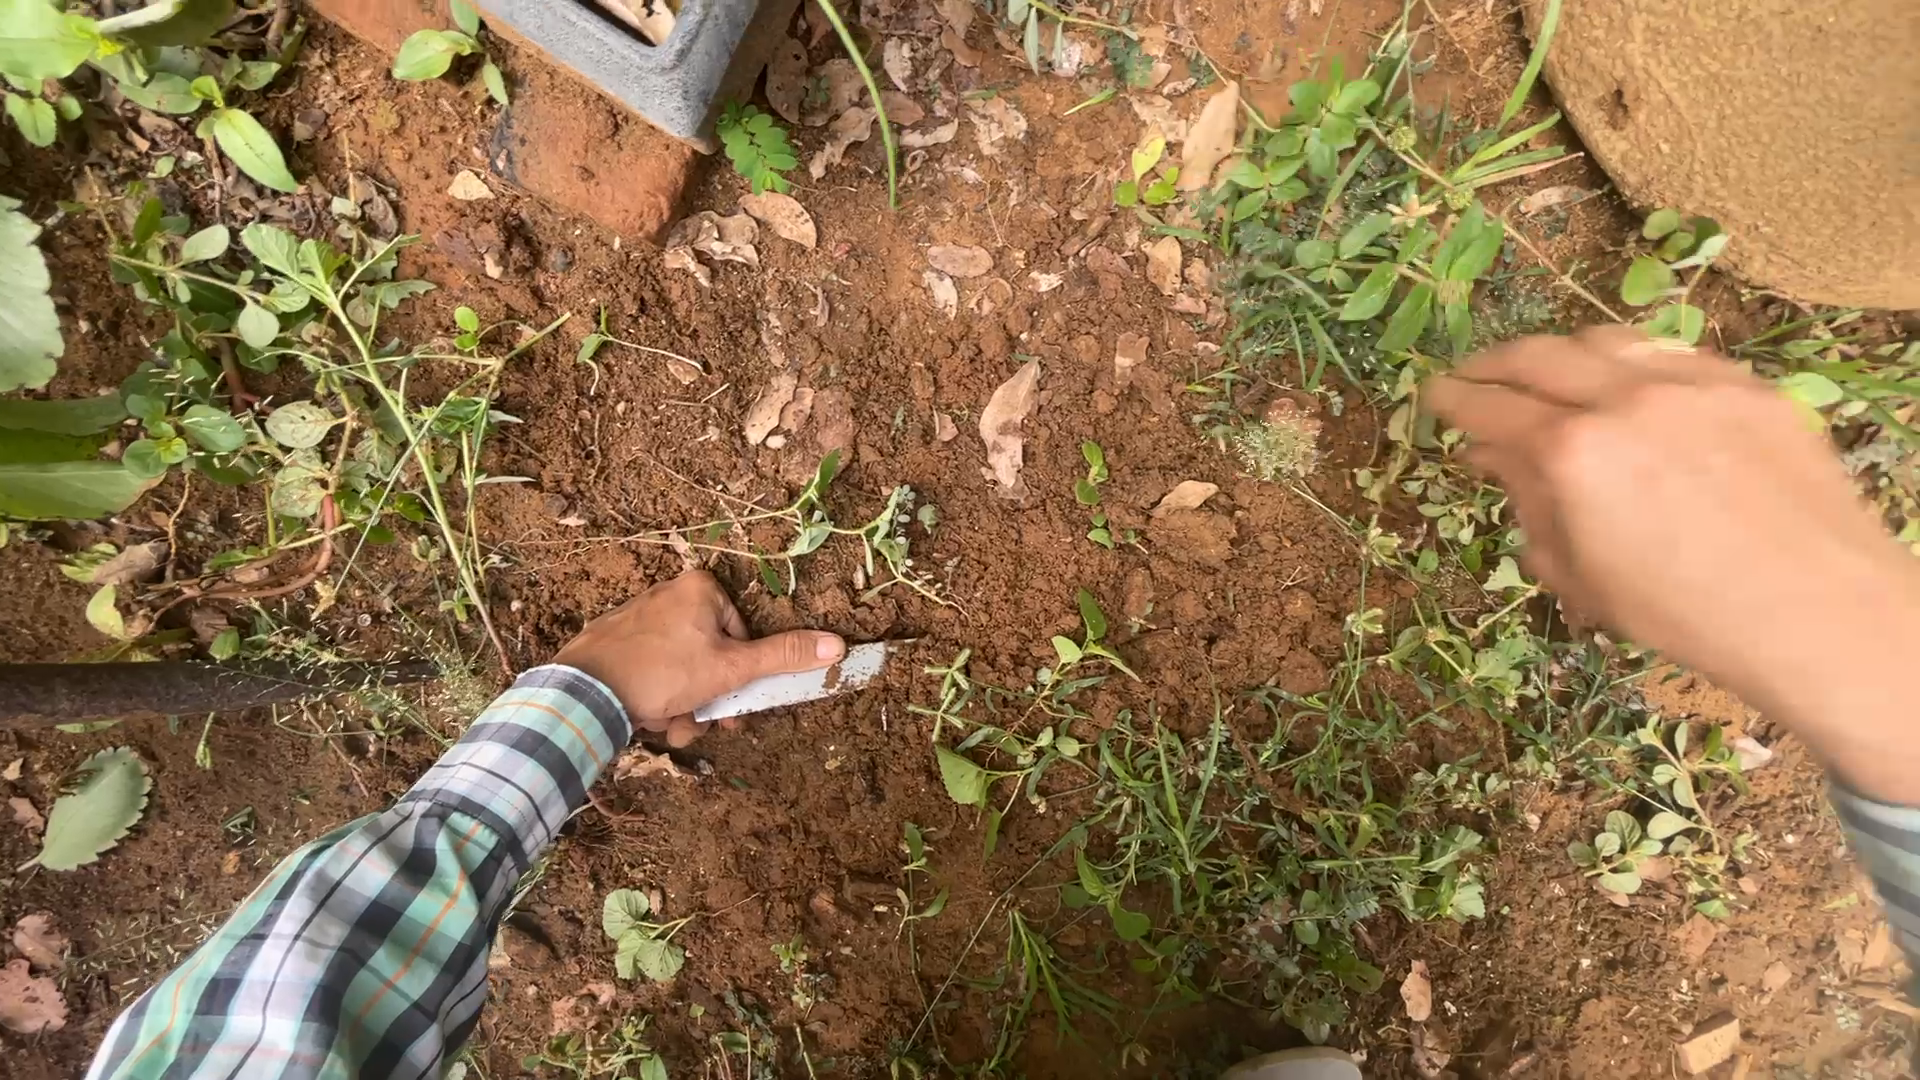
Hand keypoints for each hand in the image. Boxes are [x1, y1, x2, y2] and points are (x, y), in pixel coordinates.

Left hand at [553, 570, 845, 747]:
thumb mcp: (732, 667)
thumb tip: (837, 645)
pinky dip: (654, 696)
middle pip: (711, 654)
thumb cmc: (664, 672)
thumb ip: (783, 656)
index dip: (740, 672)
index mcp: (700, 589)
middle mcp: (669, 593)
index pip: (741, 633)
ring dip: (683, 705)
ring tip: (667, 724)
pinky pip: (650, 669)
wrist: (581, 694)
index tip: (730, 699)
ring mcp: (637, 617)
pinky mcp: (612, 641)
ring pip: (681, 668)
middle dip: (708, 696)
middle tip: (699, 721)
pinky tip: (644, 717)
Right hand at [1427, 326, 1919, 802]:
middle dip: (1490, 363)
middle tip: (1470, 375)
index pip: (1489, 406)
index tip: (1431, 394)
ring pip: (1603, 340)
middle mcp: (1626, 401)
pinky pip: (1671, 354)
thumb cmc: (1669, 607)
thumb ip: (1524, 497)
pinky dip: (1627, 361)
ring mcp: (1695, 387)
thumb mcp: (1568, 564)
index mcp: (1571, 451)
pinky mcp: (1751, 389)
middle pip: (1537, 356)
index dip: (1450, 398)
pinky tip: (1621, 387)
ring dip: (1557, 353)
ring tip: (1542, 374)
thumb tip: (1490, 455)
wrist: (1818, 615)